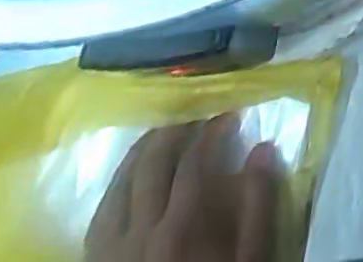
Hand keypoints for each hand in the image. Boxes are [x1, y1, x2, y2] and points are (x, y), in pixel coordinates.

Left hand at [85, 115, 279, 261]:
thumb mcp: (252, 260)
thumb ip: (258, 205)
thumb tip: (263, 148)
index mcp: (183, 227)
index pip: (196, 159)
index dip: (213, 129)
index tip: (230, 115)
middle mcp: (140, 231)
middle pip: (152, 163)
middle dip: (174, 129)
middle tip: (195, 115)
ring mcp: (110, 251)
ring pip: (118, 184)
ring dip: (141, 151)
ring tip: (162, 134)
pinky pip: (100, 213)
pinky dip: (117, 184)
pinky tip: (129, 179)